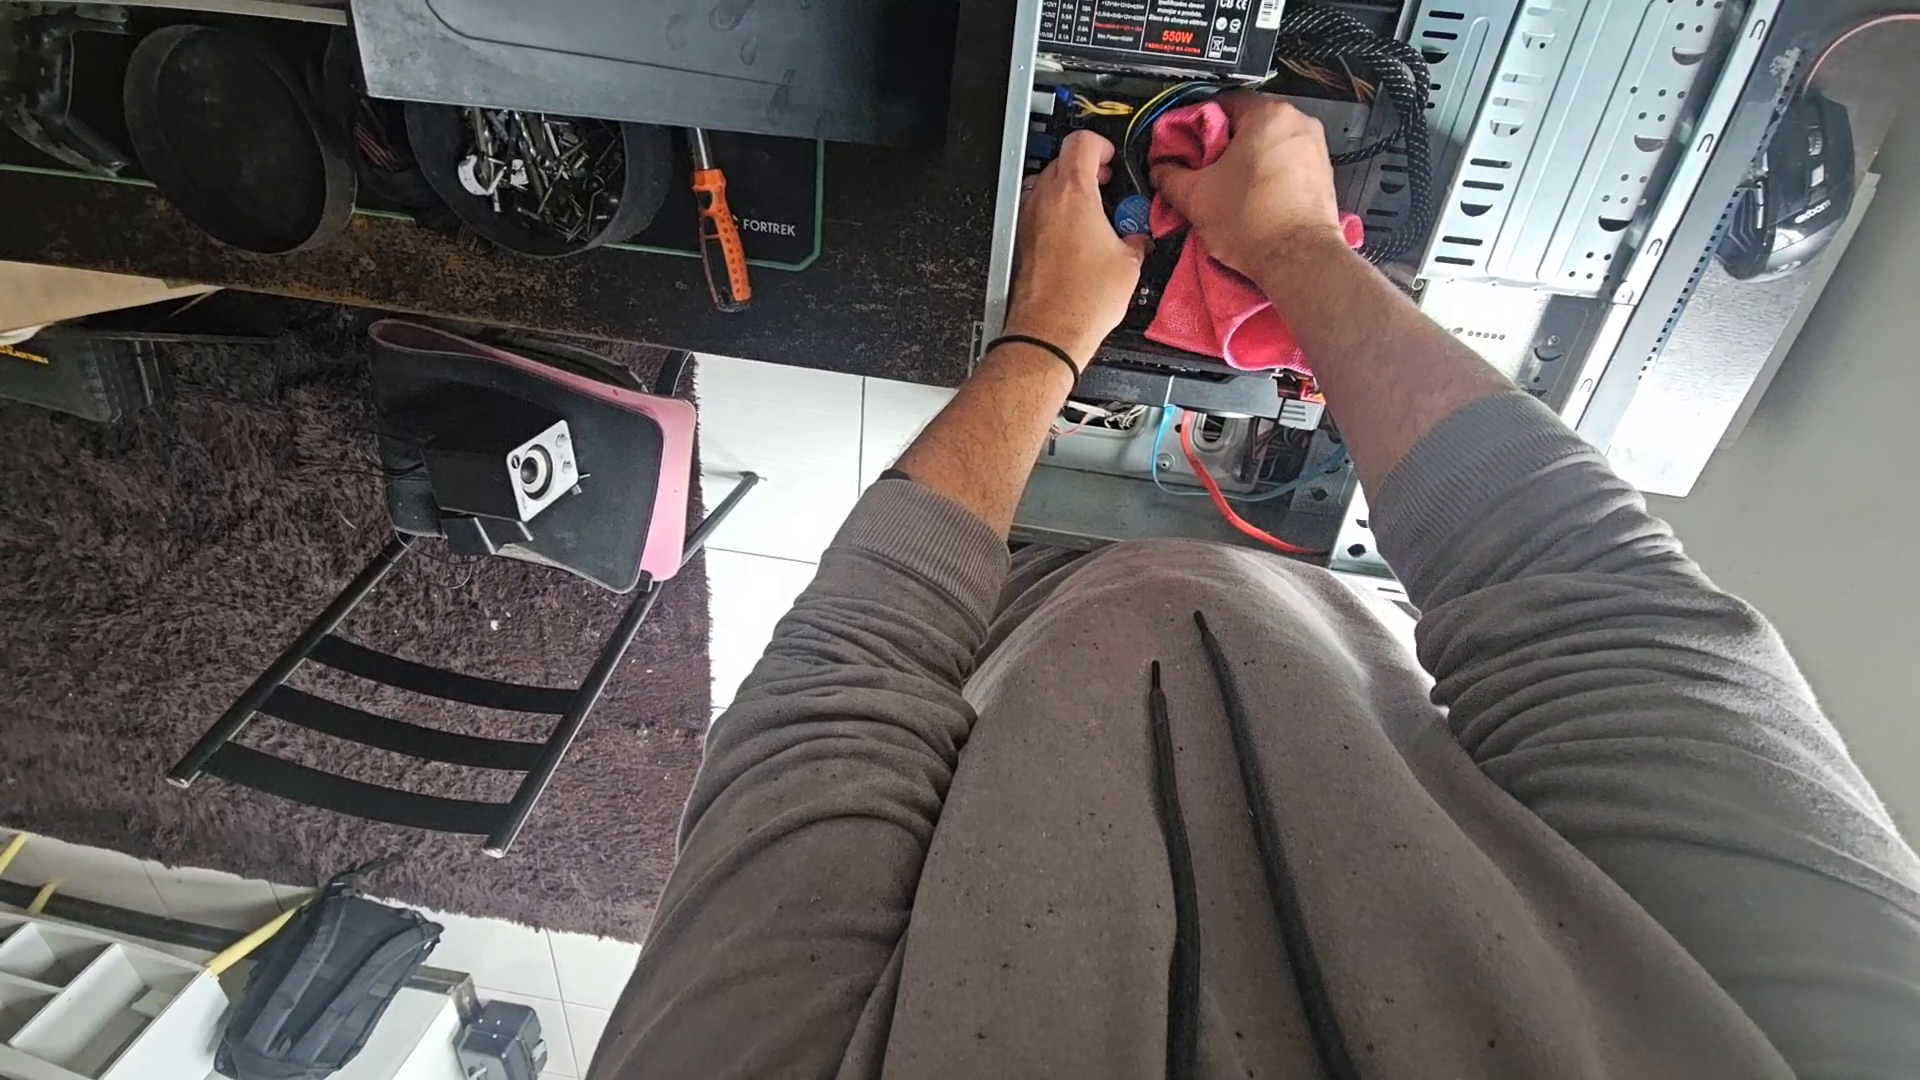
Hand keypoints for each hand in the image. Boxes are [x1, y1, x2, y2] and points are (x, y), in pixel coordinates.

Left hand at [1004, 130, 1150, 369]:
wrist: (1050, 333)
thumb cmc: (1081, 300)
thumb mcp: (1129, 265)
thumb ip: (1135, 239)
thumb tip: (1137, 241)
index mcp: (1073, 194)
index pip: (1082, 142)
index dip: (1101, 145)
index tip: (1111, 159)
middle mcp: (1044, 202)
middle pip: (1062, 162)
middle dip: (1086, 170)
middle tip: (1106, 187)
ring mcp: (1028, 223)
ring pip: (1046, 189)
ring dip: (1068, 194)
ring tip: (1092, 216)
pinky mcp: (1022, 245)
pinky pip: (1039, 217)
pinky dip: (1056, 218)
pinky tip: (1076, 242)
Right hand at [1151, 92, 1346, 279]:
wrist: (1296, 258)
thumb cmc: (1253, 223)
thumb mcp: (1196, 197)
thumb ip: (1171, 177)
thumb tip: (1161, 170)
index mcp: (1267, 116)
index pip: (1222, 103)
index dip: (1195, 124)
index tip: (1184, 145)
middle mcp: (1297, 123)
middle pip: (1247, 125)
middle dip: (1220, 148)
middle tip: (1201, 173)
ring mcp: (1314, 148)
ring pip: (1266, 147)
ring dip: (1243, 165)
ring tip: (1224, 193)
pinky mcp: (1321, 174)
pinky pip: (1284, 167)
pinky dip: (1265, 179)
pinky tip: (1250, 203)